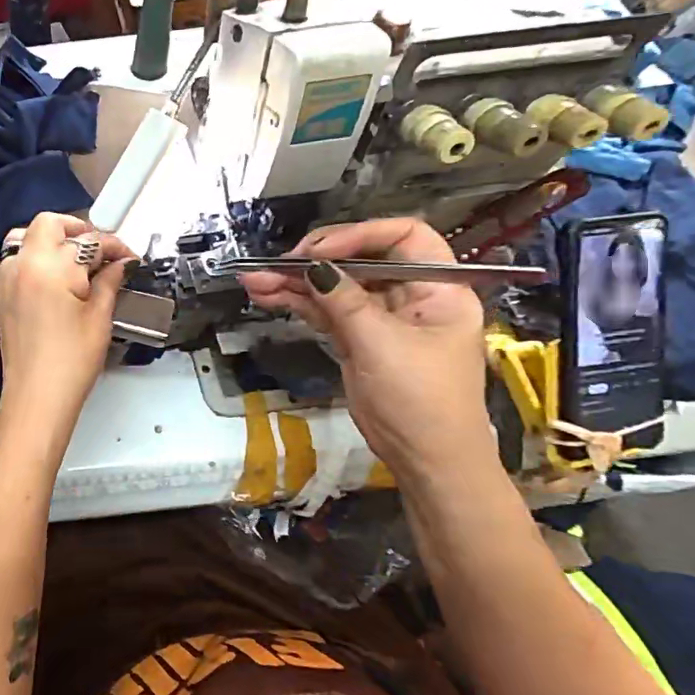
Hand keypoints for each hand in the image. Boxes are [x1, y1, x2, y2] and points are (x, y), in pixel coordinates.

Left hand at [0, 213, 135, 413]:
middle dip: (76, 230)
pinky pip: (11, 261)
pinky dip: (30, 258)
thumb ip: (108, 281)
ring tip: (75, 261)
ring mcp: (6, 279)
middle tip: (99, 251)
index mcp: (49, 266)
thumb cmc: (71, 361)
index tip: (127, 257)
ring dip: (49, 240)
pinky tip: (49, 276)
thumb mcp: (99, 317)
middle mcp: (22, 265)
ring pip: (23, 238)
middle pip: (47, 224)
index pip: (87, 241)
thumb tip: (118, 264)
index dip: (112, 246)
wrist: (36, 397)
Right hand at [238, 218, 494, 486]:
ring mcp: (381, 317)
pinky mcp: (357, 338)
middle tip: (276, 264)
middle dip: (314, 261)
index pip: (403, 237)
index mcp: (439, 287)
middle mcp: (411, 294)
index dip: (359, 236)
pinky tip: (267, 296)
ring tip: (254, 281)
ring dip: (295, 283)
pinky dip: (297, 303)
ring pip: (335, 287)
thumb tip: (311, 266)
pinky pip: (325, 311)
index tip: (318, 251)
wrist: (425, 458)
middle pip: (360, 261)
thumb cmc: (421, 401)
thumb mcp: (381, 345)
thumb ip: (344, 301)